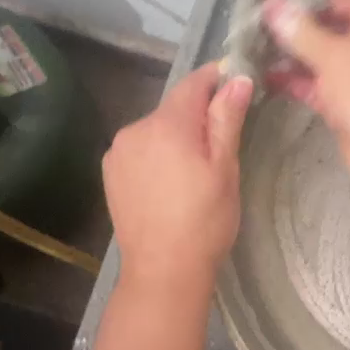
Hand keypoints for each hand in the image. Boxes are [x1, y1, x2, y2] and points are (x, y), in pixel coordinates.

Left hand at [103, 65, 252, 294]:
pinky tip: (170, 183)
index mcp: (167, 124)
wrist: (163, 271)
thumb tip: (237, 78)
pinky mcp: (111, 173)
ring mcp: (118, 152)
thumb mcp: (225, 169)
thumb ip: (227, 119)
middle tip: (223, 144)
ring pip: (156, 129)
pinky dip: (157, 155)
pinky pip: (140, 150)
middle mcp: (135, 128)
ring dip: (176, 137)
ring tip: (195, 170)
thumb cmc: (204, 221)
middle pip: (173, 108)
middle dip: (198, 116)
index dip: (216, 79)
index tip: (236, 82)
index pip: (193, 83)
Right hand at [261, 0, 349, 200]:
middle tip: (265, 27)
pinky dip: (296, 82)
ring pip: (321, 60)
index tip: (290, 4)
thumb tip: (273, 4)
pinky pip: (317, 86)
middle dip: (300, 29)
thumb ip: (300, 30)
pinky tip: (268, 79)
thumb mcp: (330, 55)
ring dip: (293, 57)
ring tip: (259, 51)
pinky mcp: (343, 105)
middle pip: (332, 31)